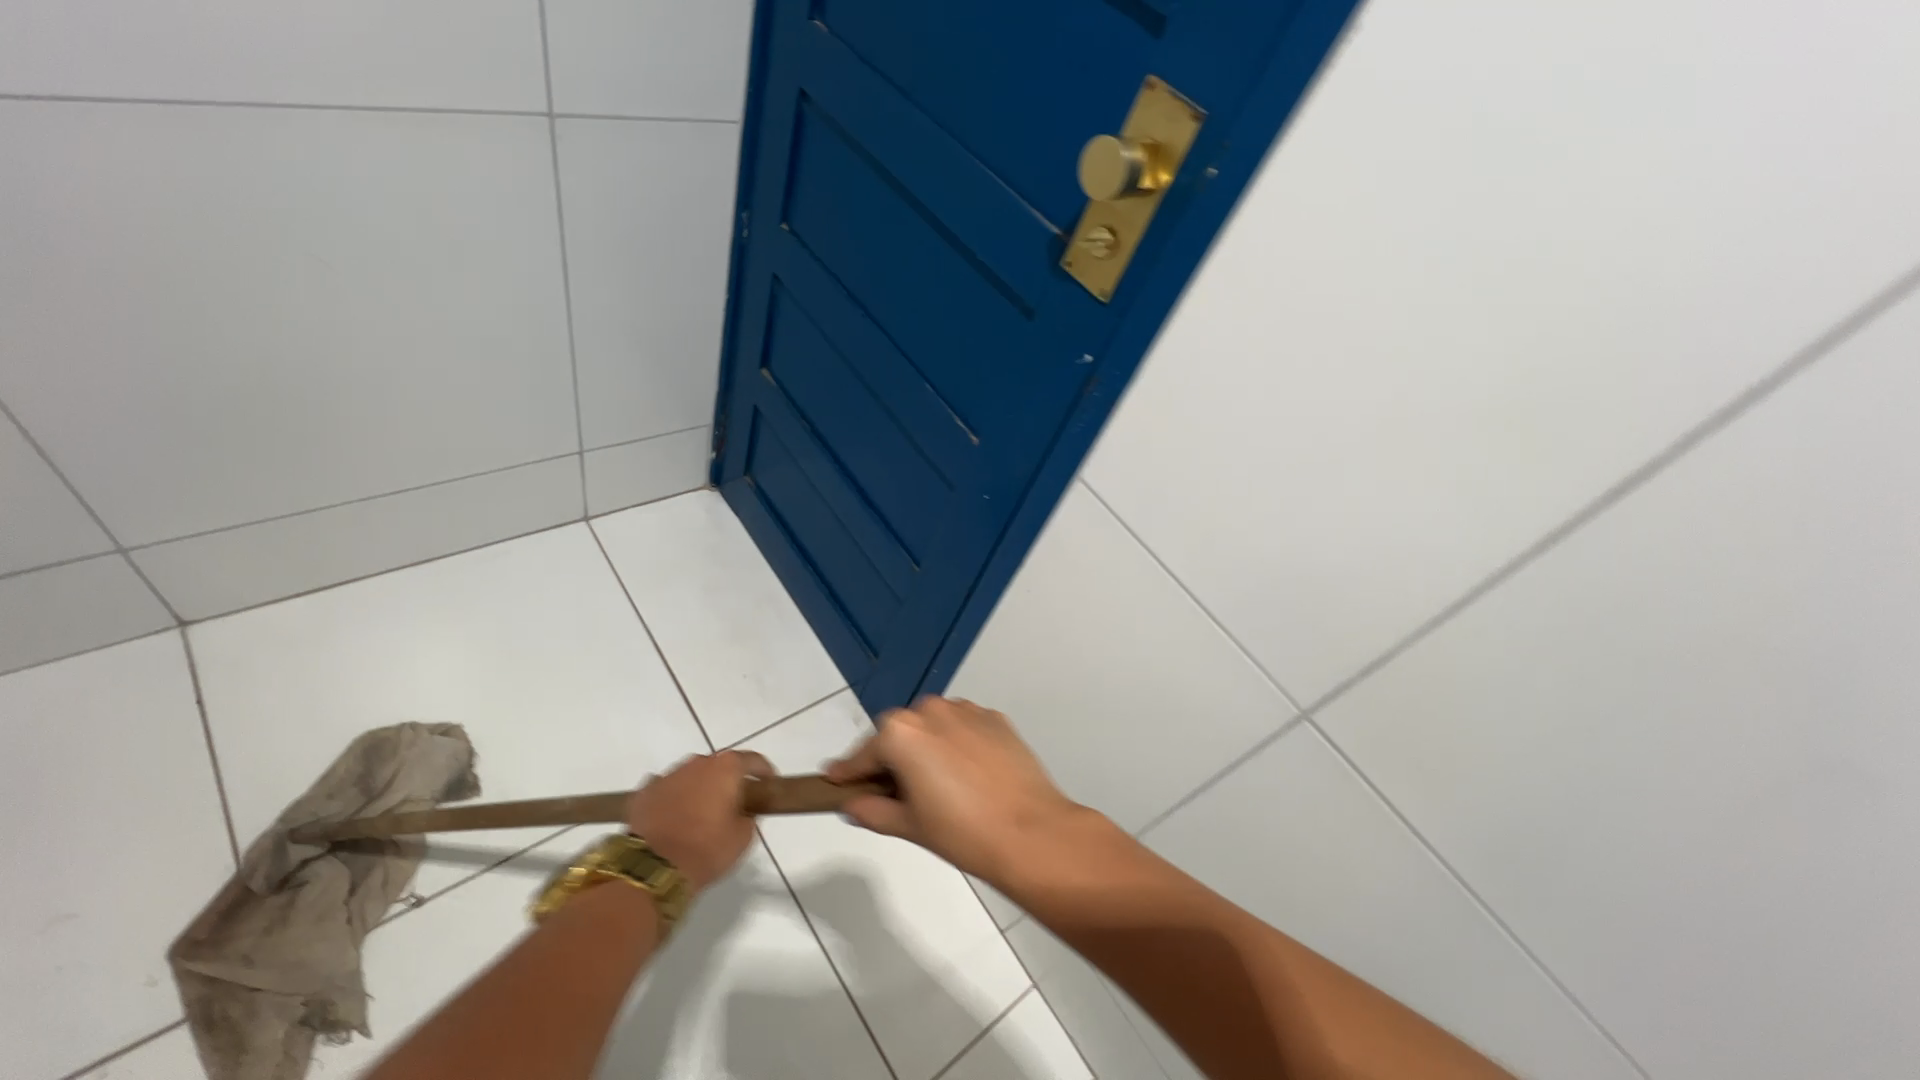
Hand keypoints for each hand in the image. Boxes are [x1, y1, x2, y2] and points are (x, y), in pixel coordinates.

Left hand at [626, 749, 773, 891]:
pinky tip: (673, 817)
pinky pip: (665, 790)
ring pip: (690, 776)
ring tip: (700, 813)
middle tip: (733, 803)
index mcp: (725, 768)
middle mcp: (696, 763)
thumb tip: (742, 811)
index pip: (752, 760)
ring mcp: (666, 775)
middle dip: (727, 781)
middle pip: (718, 766)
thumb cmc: (707, 849)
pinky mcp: (642, 793)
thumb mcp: (743, 837)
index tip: (769, 784)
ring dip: (698, 789)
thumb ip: (748, 815)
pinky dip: (672, 799)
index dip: (764, 771)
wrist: (653, 868)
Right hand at [825, 696, 1087, 881]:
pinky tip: (967, 776)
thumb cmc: (962, 832)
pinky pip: (964, 728)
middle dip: (892, 758)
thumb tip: (851, 804)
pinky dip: (957, 745)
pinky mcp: (996, 719)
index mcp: (901, 733)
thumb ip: (872, 810)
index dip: (849, 772)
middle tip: (893, 792)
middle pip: (899, 733)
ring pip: (933, 726)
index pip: (863, 754)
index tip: (835, 781)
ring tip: (935, 785)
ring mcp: (967, 711)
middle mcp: (930, 710)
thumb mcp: (909, 825)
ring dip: (926, 747)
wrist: (1032, 832)